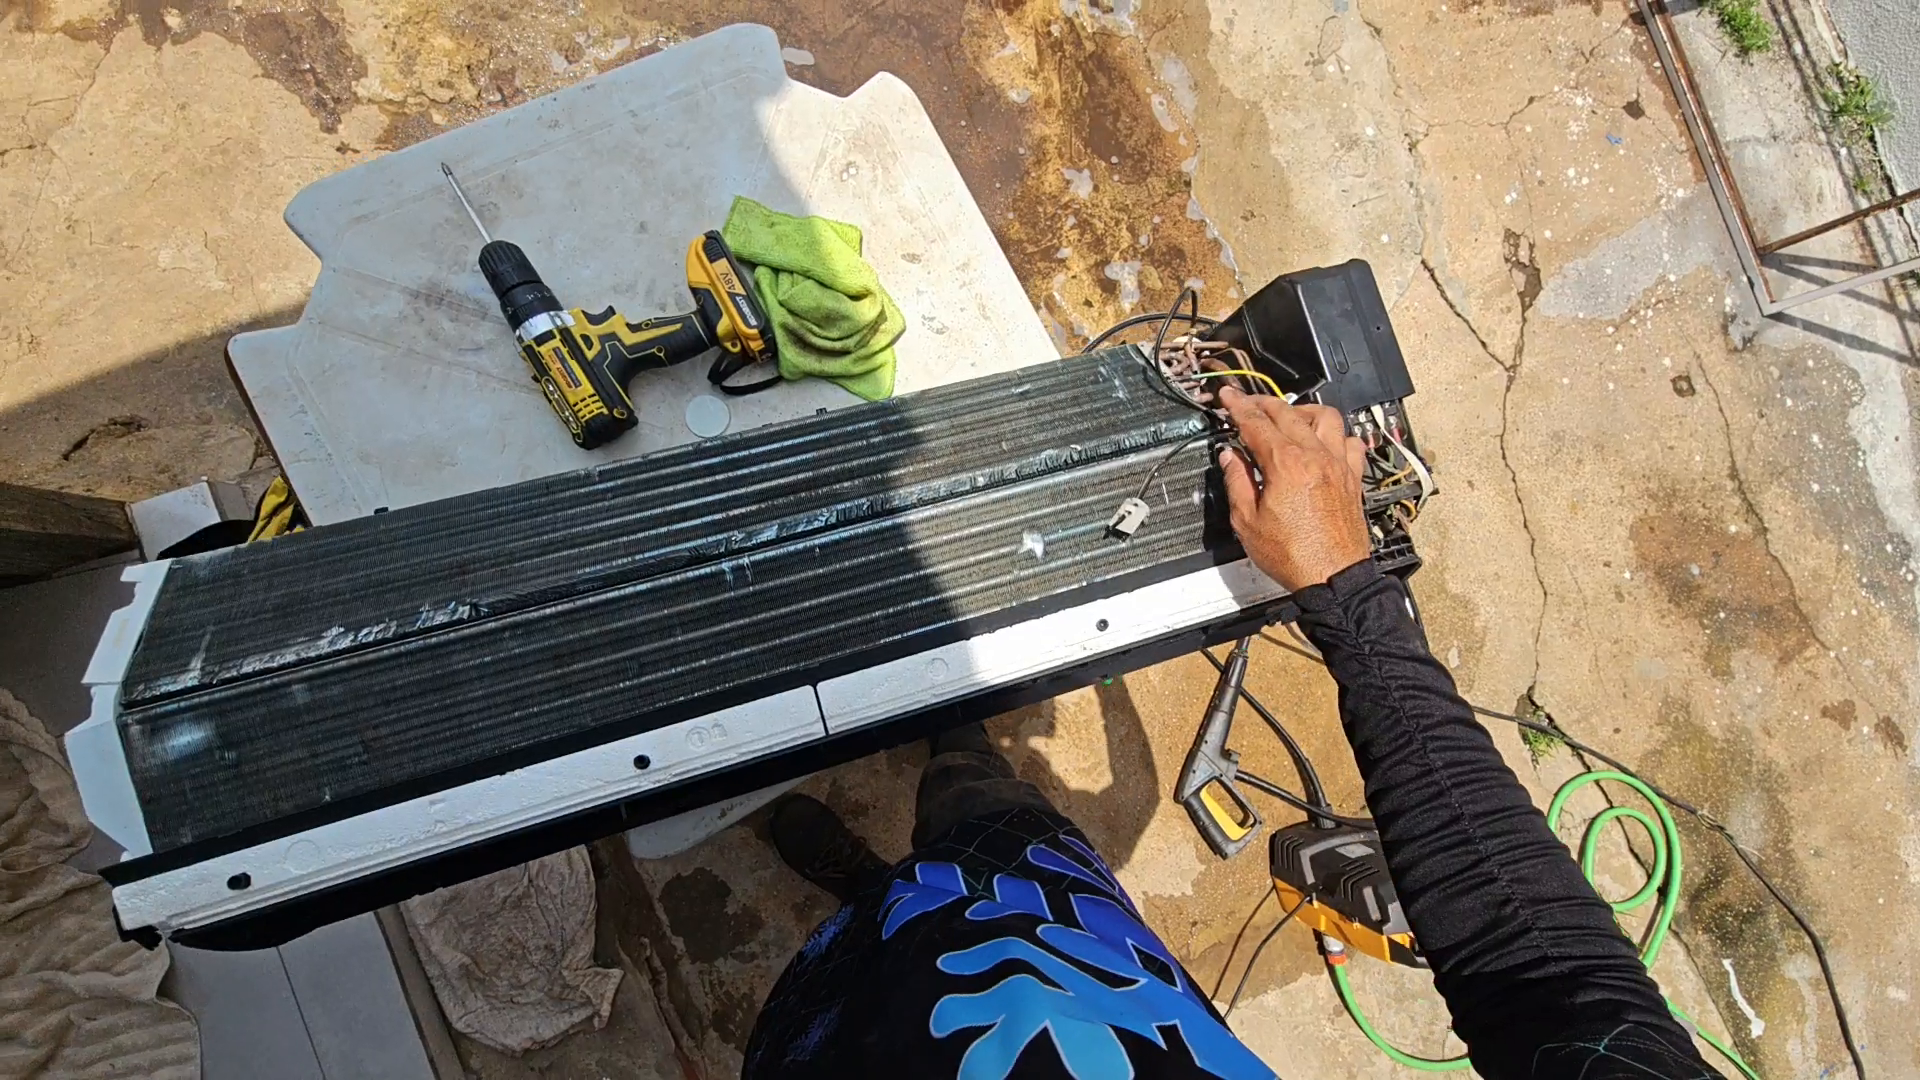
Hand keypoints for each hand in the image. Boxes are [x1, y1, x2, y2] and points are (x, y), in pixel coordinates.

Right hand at [1216, 386, 1370, 590]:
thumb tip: (1230, 458)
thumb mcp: (1246, 521)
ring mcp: (1339, 465)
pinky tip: (1322, 440)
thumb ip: (1236, 482)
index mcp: (1286, 465)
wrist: (1333, 577)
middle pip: (1287, 412)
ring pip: (1325, 416)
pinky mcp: (1352, 478)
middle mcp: (1316, 457)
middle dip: (1262, 403)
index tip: (1227, 396)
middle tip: (1245, 403)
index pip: (1256, 423)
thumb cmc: (1294, 555)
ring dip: (1301, 410)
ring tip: (1285, 415)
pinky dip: (1334, 433)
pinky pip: (1350, 441)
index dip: (1237, 406)